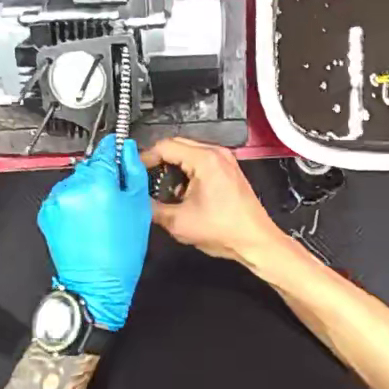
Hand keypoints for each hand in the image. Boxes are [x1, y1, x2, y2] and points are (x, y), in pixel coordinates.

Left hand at [37, 134, 151, 328]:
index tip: (119, 150)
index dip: (115, 150)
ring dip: (87, 190)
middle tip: (115, 198)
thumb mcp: (139, 207)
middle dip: (102, 177)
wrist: (96, 284)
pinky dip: (74, 203)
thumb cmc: (121, 251)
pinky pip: (64, 197)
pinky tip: (86, 222)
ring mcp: (56, 200)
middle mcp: (72, 187)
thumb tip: (126, 149)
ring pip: (76, 182)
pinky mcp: (47, 213)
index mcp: (98, 183)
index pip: (105, 149)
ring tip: (100, 215)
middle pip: (90, 166)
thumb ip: (134, 171)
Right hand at [140, 137, 283, 265]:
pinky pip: (200, 163)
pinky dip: (186, 173)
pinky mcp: (227, 171)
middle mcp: (217, 154)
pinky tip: (180, 194)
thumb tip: (136, 201)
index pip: (164, 146)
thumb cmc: (226, 231)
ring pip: (187, 154)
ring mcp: (224, 161)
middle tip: (142, 178)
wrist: (255, 242)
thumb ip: (151, 208)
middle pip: (176, 146)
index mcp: (205, 159)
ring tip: (160, 188)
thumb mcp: (178, 222)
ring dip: (172, 168)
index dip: (144, 158)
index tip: (133, 170)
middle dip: (157, 162)